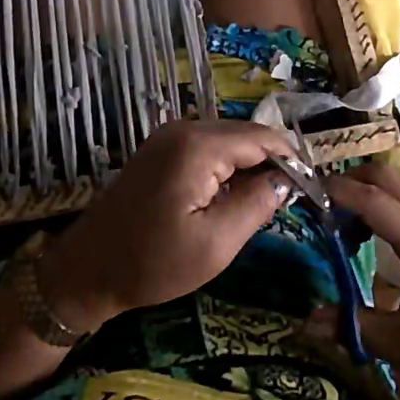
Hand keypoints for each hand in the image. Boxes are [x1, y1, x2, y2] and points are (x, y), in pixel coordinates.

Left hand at [40, 120, 296, 331]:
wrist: (86, 270)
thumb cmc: (152, 263)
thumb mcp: (216, 242)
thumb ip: (257, 204)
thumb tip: (285, 179)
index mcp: (198, 145)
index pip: (262, 138)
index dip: (292, 159)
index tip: (312, 187)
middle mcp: (183, 128)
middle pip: (245, 135)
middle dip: (272, 161)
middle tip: (292, 199)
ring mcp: (168, 137)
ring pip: (228, 141)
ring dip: (250, 165)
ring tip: (268, 201)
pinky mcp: (160, 150)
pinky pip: (207, 149)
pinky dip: (228, 168)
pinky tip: (233, 196)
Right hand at [316, 164, 399, 399]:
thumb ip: (352, 324)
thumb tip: (305, 318)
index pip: (376, 202)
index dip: (339, 190)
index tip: (306, 189)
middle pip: (389, 180)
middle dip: (351, 179)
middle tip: (317, 200)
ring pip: (398, 189)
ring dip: (365, 192)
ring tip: (334, 220)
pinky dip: (378, 206)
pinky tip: (362, 236)